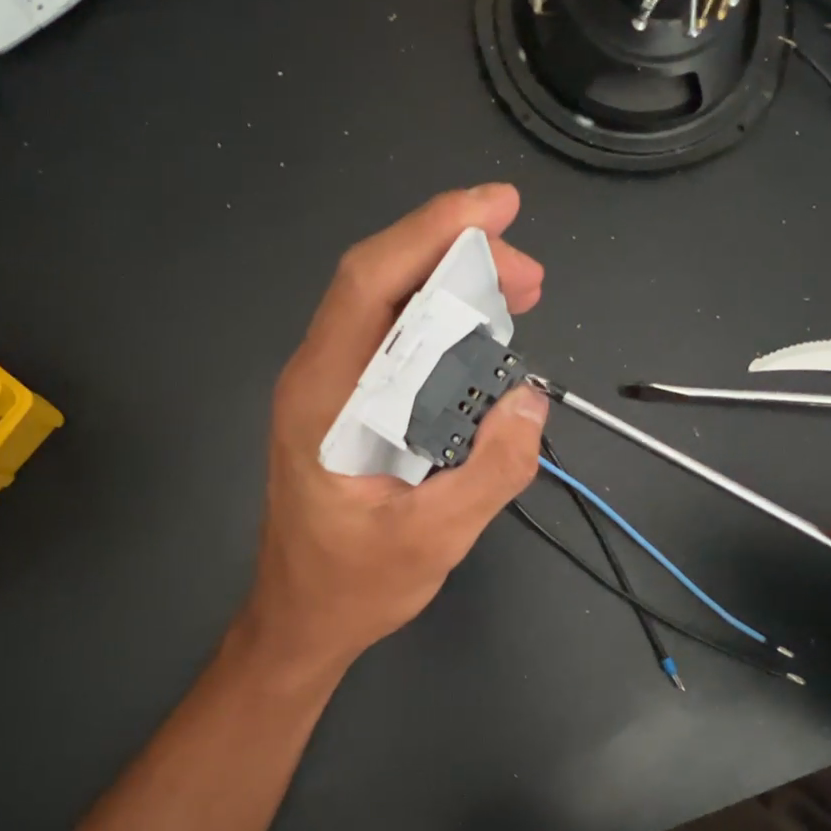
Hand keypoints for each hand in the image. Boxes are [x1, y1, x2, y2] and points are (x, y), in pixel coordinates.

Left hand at [239, 185, 548, 675]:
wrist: (300, 620)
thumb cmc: (352, 587)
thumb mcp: (432, 541)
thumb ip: (488, 473)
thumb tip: (531, 404)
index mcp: (323, 398)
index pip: (370, 284)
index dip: (431, 233)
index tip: (498, 210)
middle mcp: (317, 378)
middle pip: (379, 282)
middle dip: (455, 257)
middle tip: (530, 276)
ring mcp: (326, 391)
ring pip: (386, 309)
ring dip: (450, 288)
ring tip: (518, 296)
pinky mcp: (342, 409)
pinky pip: (392, 345)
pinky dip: (439, 327)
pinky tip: (480, 339)